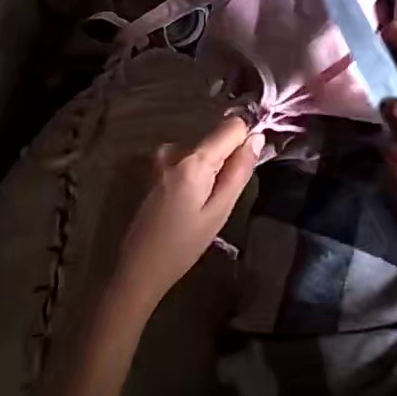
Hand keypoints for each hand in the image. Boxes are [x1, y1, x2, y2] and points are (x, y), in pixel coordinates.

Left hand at [116, 116, 261, 301]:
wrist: (139, 268)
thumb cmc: (183, 245)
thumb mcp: (220, 211)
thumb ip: (239, 171)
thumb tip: (257, 137)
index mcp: (193, 160)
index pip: (233, 127)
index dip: (245, 143)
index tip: (244, 170)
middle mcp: (175, 150)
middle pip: (217, 138)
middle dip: (227, 161)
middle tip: (220, 197)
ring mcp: (161, 159)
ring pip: (204, 150)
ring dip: (211, 170)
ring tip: (203, 204)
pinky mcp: (154, 169)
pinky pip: (189, 159)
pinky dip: (196, 174)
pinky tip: (188, 202)